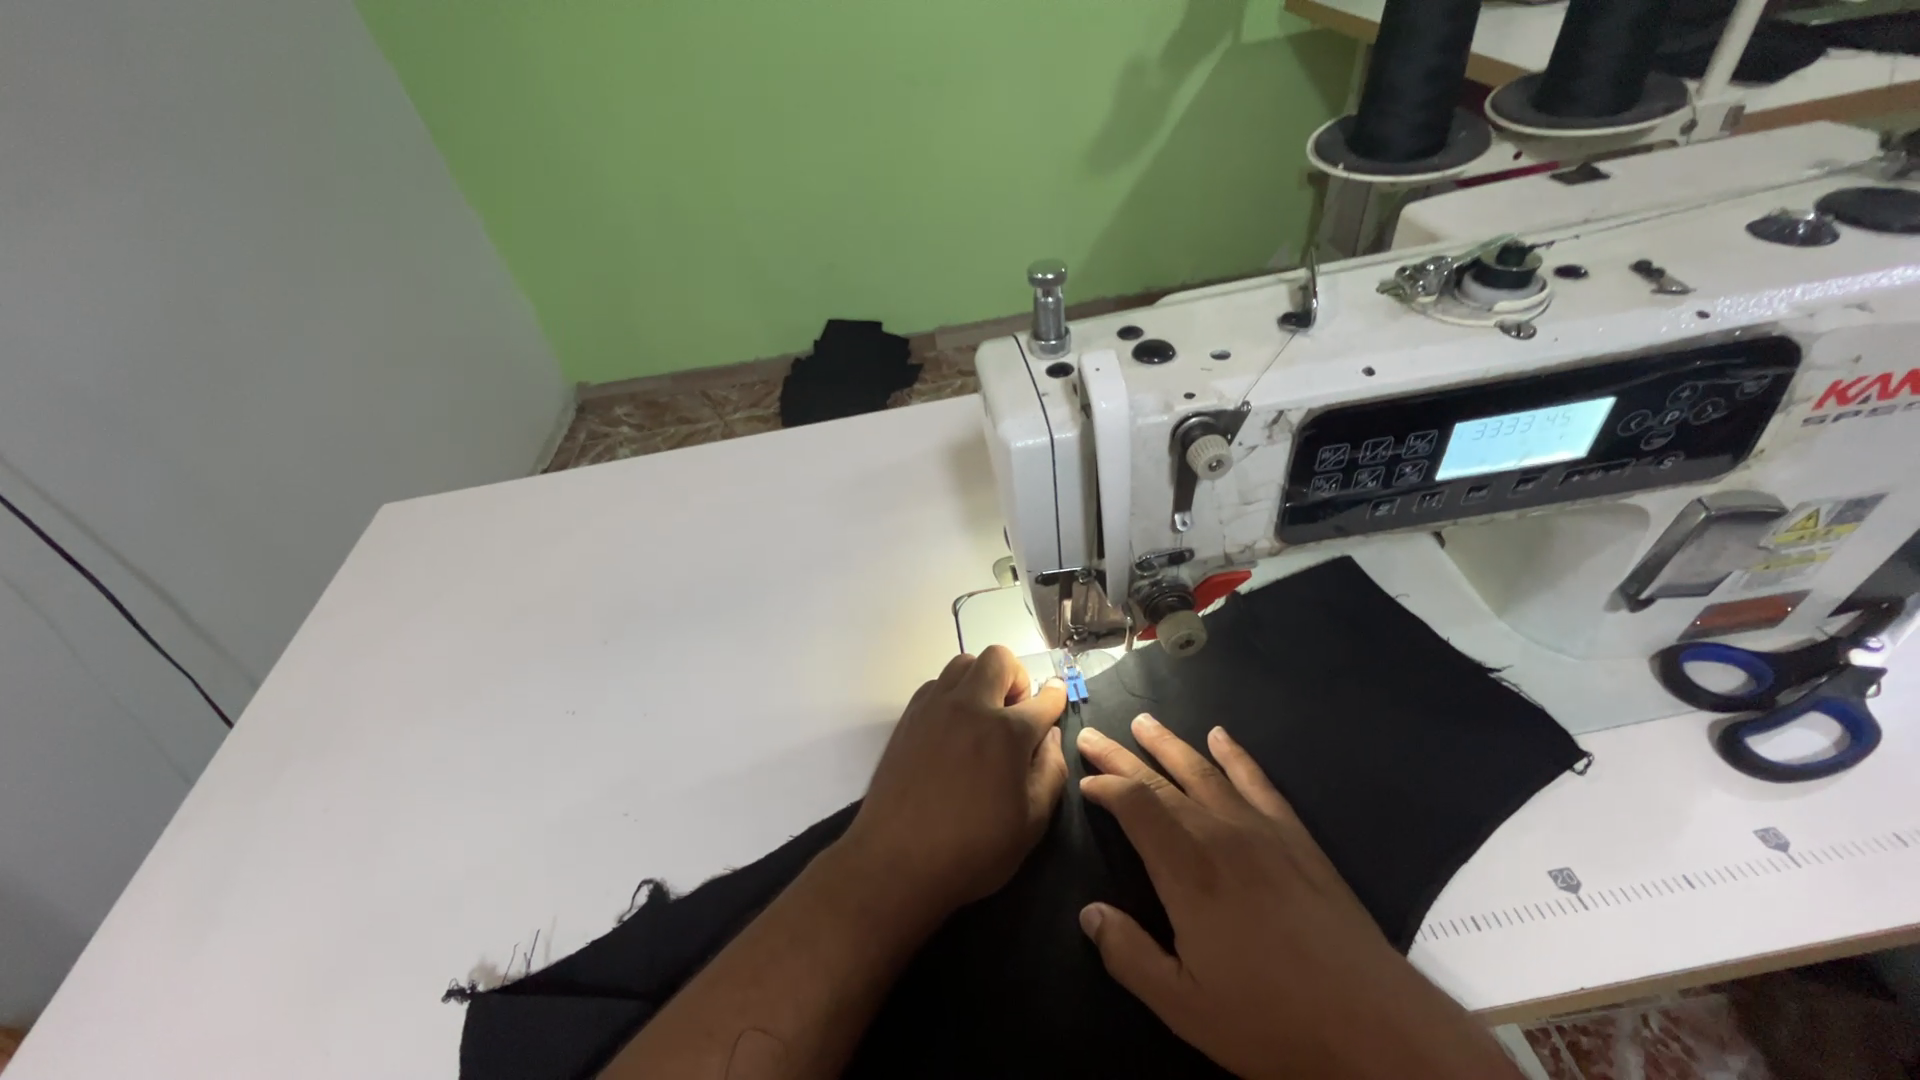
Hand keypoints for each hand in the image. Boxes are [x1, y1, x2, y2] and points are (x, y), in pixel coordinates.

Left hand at [840, 646, 1068, 917]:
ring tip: (984, 716)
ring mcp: (934, 708)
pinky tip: (953, 728)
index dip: (1056, 697)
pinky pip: (936, 685)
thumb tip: (1050, 737)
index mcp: (1007, 732)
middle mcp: (970, 707)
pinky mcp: (908, 718)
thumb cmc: (972, 851)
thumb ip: (1051, 771)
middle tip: (1016, 712)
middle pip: (999, 659)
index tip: (1057, 698)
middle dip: (1016, 678)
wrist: (896, 862)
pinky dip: (952, 694)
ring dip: (982, 679)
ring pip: (963, 664)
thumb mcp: (1032, 822)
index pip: (1043, 699)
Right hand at [1076, 716, 1518, 1079]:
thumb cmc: (1270, 1017)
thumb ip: (1128, 955)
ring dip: (1170, 745)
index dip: (1106, 788)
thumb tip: (1089, 913)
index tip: (1085, 784)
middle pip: (1162, 782)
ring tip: (1145, 723)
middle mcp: (1221, 837)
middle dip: (1123, 758)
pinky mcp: (1297, 837)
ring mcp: (1263, 831)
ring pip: (1206, 772)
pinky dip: (1236, 755)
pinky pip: (1258, 782)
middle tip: (1094, 736)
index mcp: (1187, 873)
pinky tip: (1221, 737)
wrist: (1372, 1022)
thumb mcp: (1183, 1004)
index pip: (1135, 806)